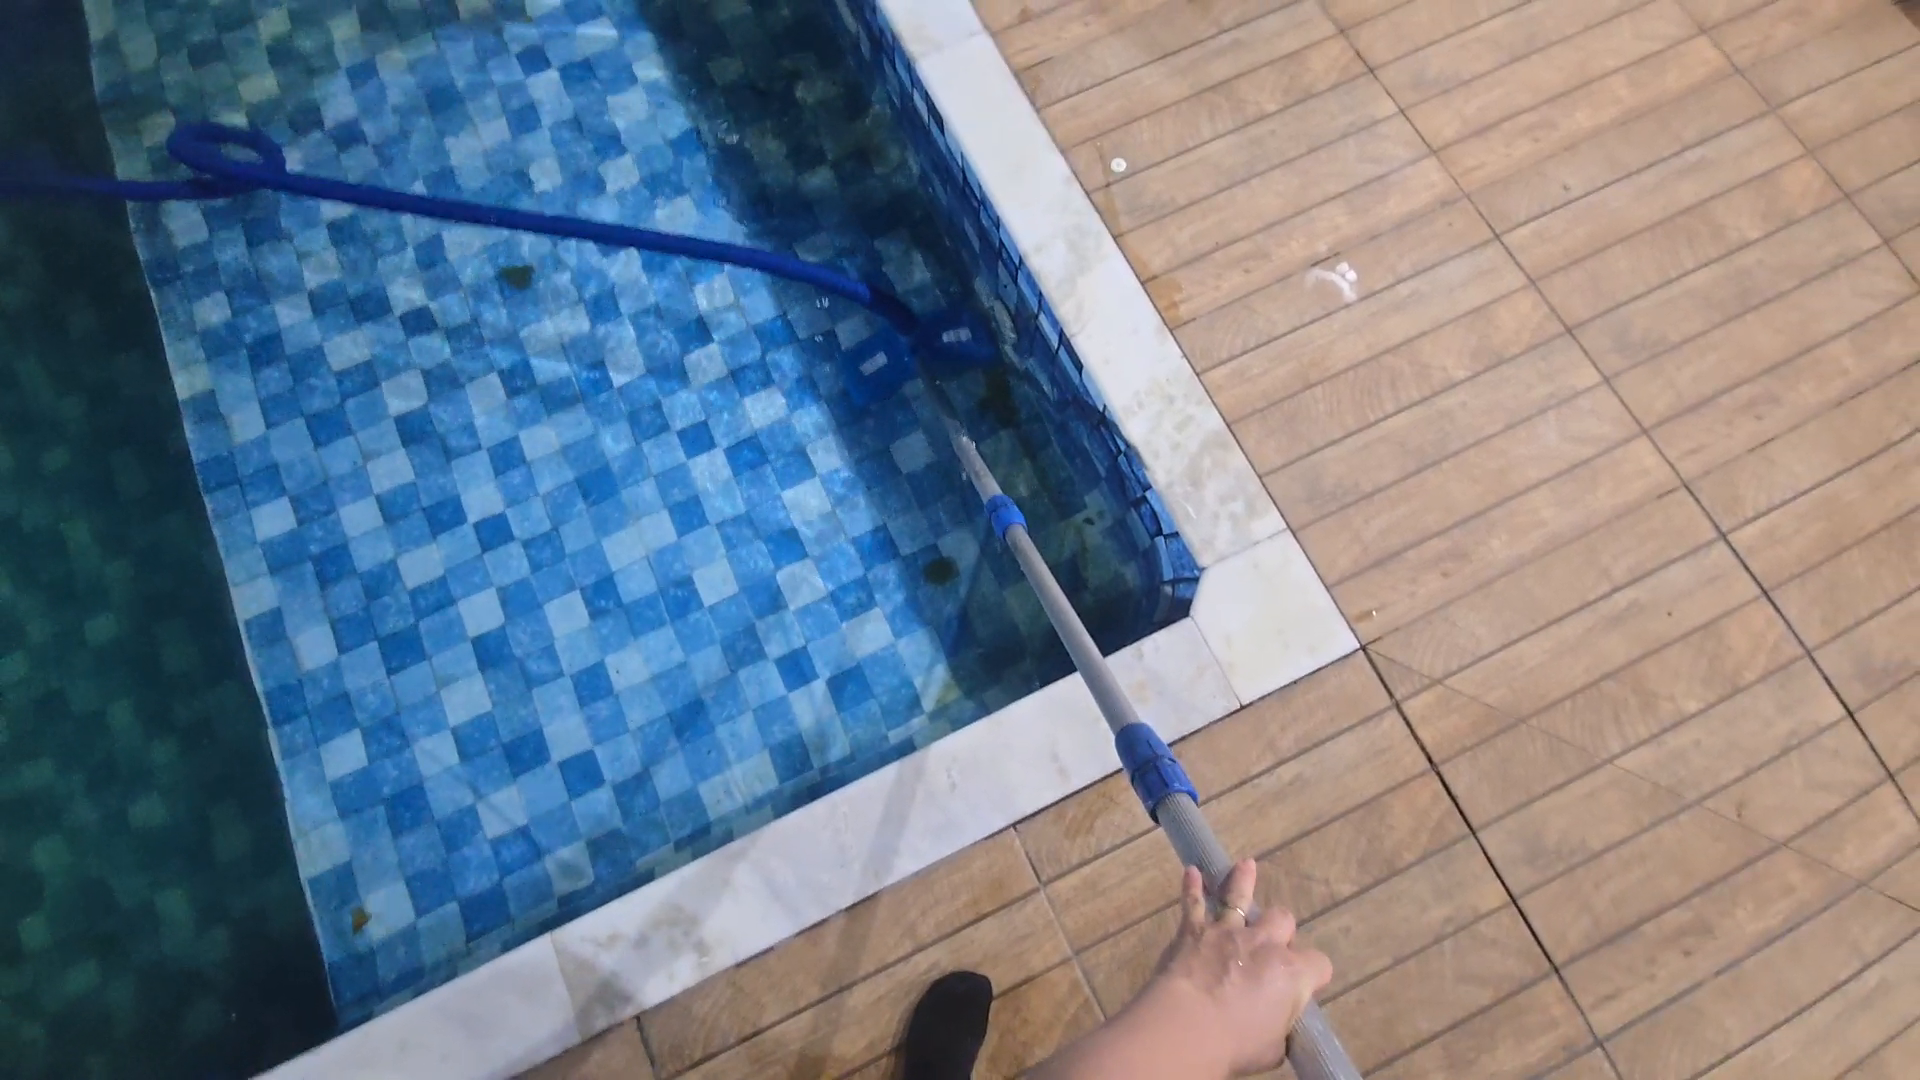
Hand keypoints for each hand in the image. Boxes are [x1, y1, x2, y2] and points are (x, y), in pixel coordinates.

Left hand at [1131, 859, 1332, 1075]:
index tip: (1309, 983)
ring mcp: (1227, 930)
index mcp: (1292, 974)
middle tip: (1274, 941)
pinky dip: (1191, 887)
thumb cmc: (1237, 1044)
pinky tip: (1190, 872)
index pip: (1319, 963)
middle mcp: (1263, 943)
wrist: (1189, 1024)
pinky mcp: (1194, 928)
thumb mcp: (1274, 1046)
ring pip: (1239, 896)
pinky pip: (1193, 902)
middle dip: (1282, 929)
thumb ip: (1278, 1024)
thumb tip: (1273, 1018)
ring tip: (1246, 865)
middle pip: (1282, 919)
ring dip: (1243, 880)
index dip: (1315, 973)